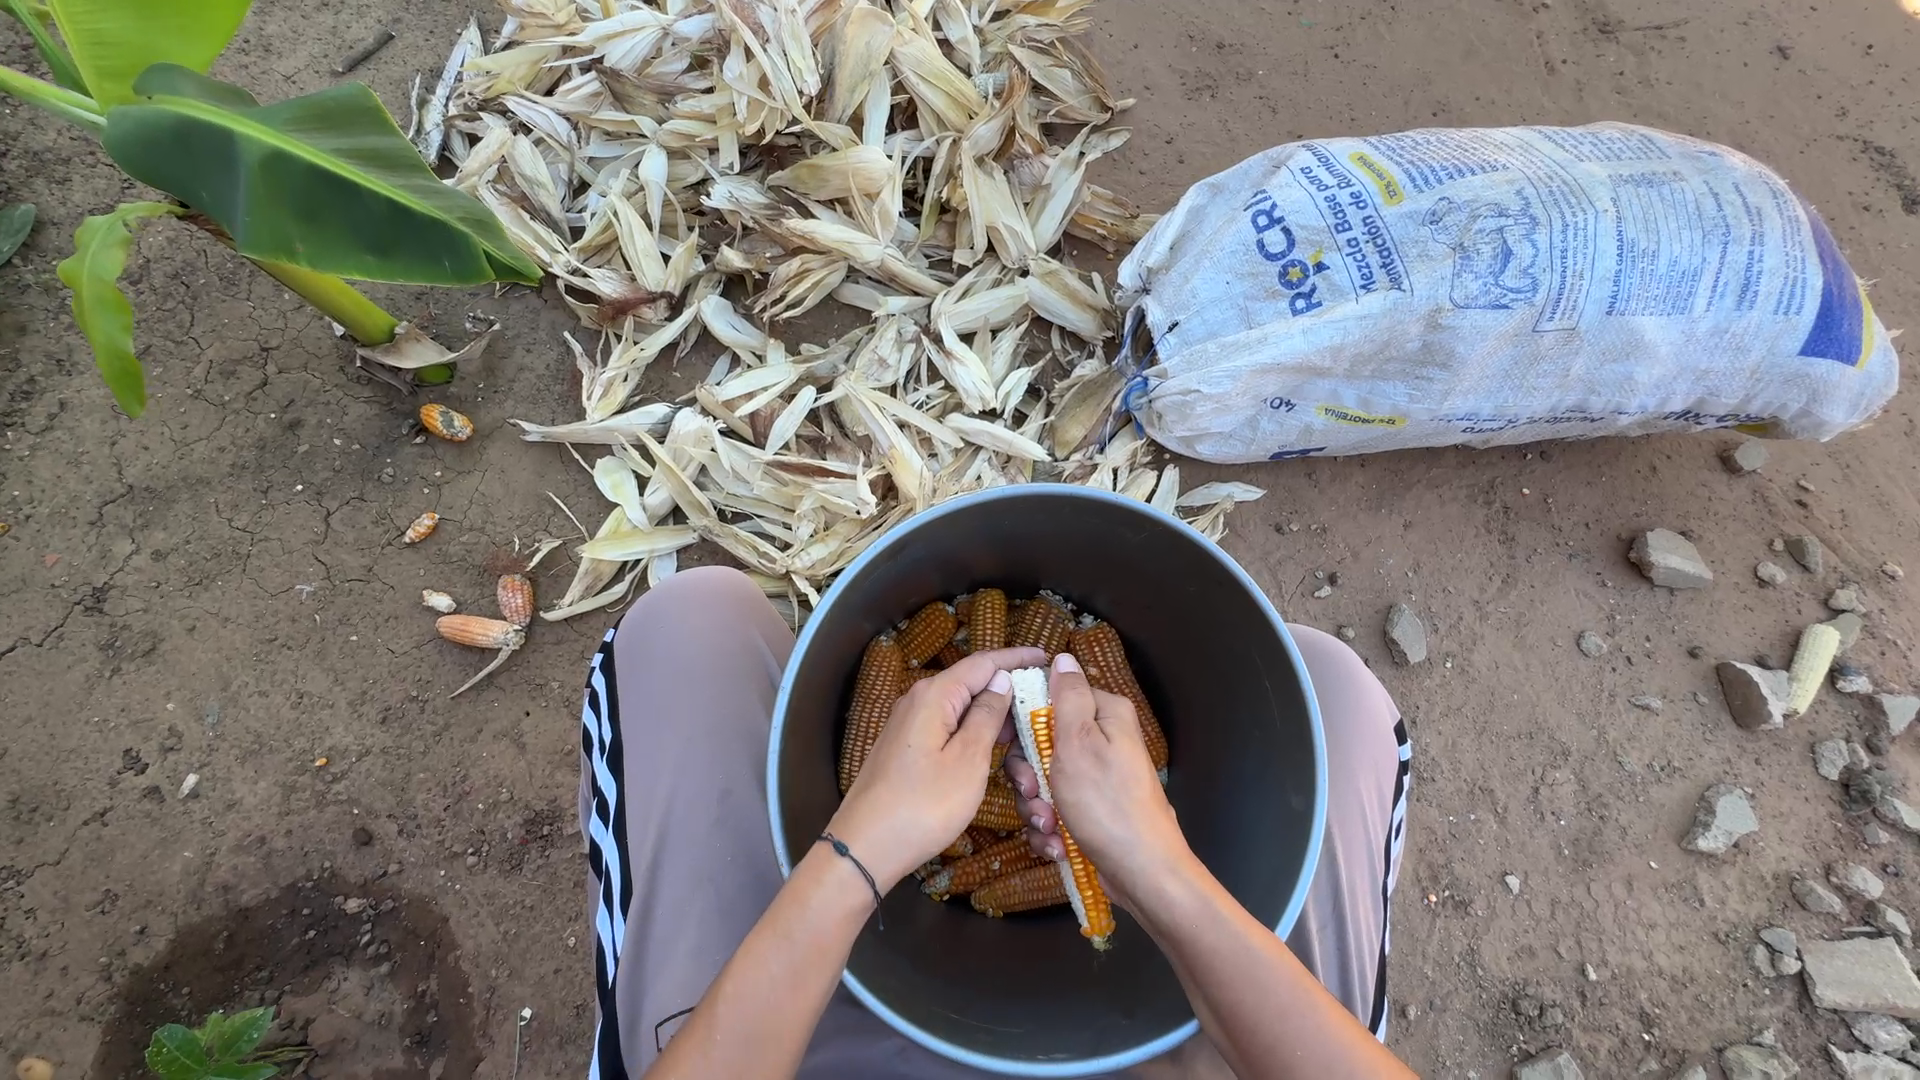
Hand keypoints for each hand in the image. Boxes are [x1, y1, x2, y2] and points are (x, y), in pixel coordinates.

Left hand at [829, 646, 1045, 889]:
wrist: (866, 846)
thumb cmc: (923, 805)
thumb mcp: (968, 760)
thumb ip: (987, 716)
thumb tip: (1001, 680)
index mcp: (935, 695)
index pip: (983, 662)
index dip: (1016, 658)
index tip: (1046, 657)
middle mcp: (918, 699)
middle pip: (970, 681)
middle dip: (1007, 686)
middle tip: (1044, 699)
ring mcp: (909, 723)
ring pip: (959, 705)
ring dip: (992, 711)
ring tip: (1026, 724)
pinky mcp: (906, 745)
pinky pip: (947, 724)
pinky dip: (974, 728)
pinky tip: (993, 744)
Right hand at [1002, 652, 1189, 904]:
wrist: (1142, 873)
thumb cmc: (1107, 803)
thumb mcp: (1079, 741)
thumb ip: (1068, 696)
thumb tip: (1062, 657)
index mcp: (1104, 715)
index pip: (1051, 697)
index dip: (1024, 720)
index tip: (1010, 745)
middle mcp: (1101, 741)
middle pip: (1040, 743)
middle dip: (1029, 775)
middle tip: (1034, 794)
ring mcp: (1095, 779)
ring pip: (1042, 781)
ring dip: (1037, 807)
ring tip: (1049, 827)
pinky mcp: (1089, 811)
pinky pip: (1054, 810)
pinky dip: (1049, 829)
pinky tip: (1056, 844)